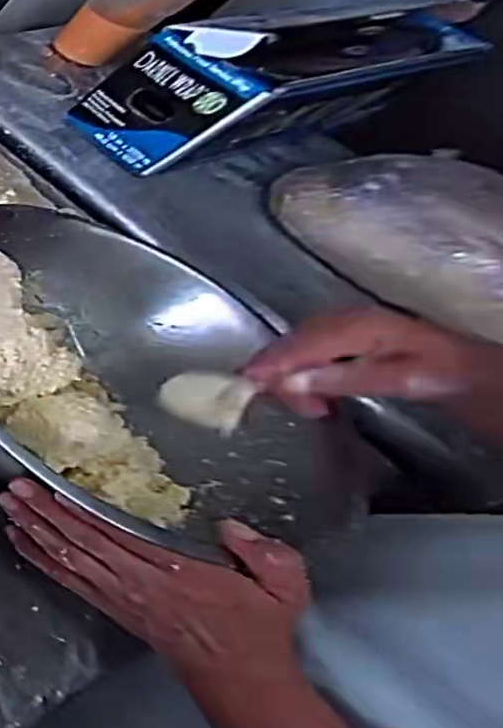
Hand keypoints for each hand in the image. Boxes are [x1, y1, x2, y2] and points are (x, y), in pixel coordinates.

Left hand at [0, 479, 307, 687]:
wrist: (233, 672)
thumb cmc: (254, 624)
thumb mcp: (282, 588)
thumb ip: (267, 555)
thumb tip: (234, 528)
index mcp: (174, 571)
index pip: (116, 534)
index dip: (81, 512)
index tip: (53, 489)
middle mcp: (134, 580)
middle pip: (79, 540)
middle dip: (43, 511)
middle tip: (15, 487)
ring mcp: (114, 592)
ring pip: (64, 554)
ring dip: (32, 527)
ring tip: (7, 504)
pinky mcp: (103, 602)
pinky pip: (62, 576)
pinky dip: (36, 555)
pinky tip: (15, 536)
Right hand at [243, 307, 502, 417]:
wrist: (480, 371)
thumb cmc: (450, 375)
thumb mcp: (403, 381)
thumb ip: (343, 379)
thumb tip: (288, 382)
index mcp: (356, 326)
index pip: (296, 347)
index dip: (269, 366)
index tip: (246, 386)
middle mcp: (341, 319)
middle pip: (289, 347)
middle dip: (282, 377)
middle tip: (301, 408)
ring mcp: (340, 324)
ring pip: (292, 350)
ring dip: (292, 378)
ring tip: (314, 406)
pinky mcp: (340, 334)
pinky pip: (304, 351)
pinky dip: (301, 373)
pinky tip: (316, 390)